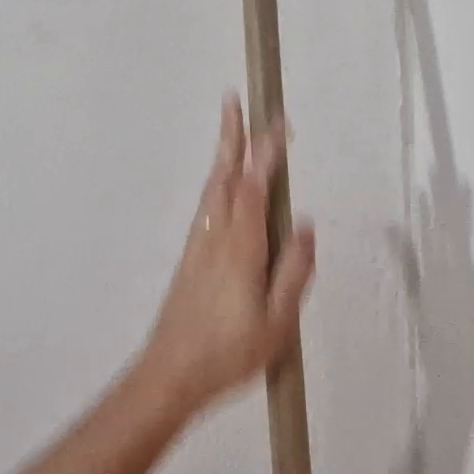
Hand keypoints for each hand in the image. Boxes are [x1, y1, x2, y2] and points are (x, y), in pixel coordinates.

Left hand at [139, 94, 316, 415]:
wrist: (169, 375)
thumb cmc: (229, 352)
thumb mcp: (278, 322)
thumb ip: (294, 271)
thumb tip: (304, 224)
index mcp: (240, 247)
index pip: (255, 186)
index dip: (266, 151)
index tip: (280, 122)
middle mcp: (215, 235)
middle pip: (224, 174)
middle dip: (231, 135)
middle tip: (233, 99)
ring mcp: (199, 245)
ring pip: (212, 187)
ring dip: (223, 154)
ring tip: (232, 130)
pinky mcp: (191, 257)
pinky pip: (207, 205)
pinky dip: (218, 180)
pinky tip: (224, 185)